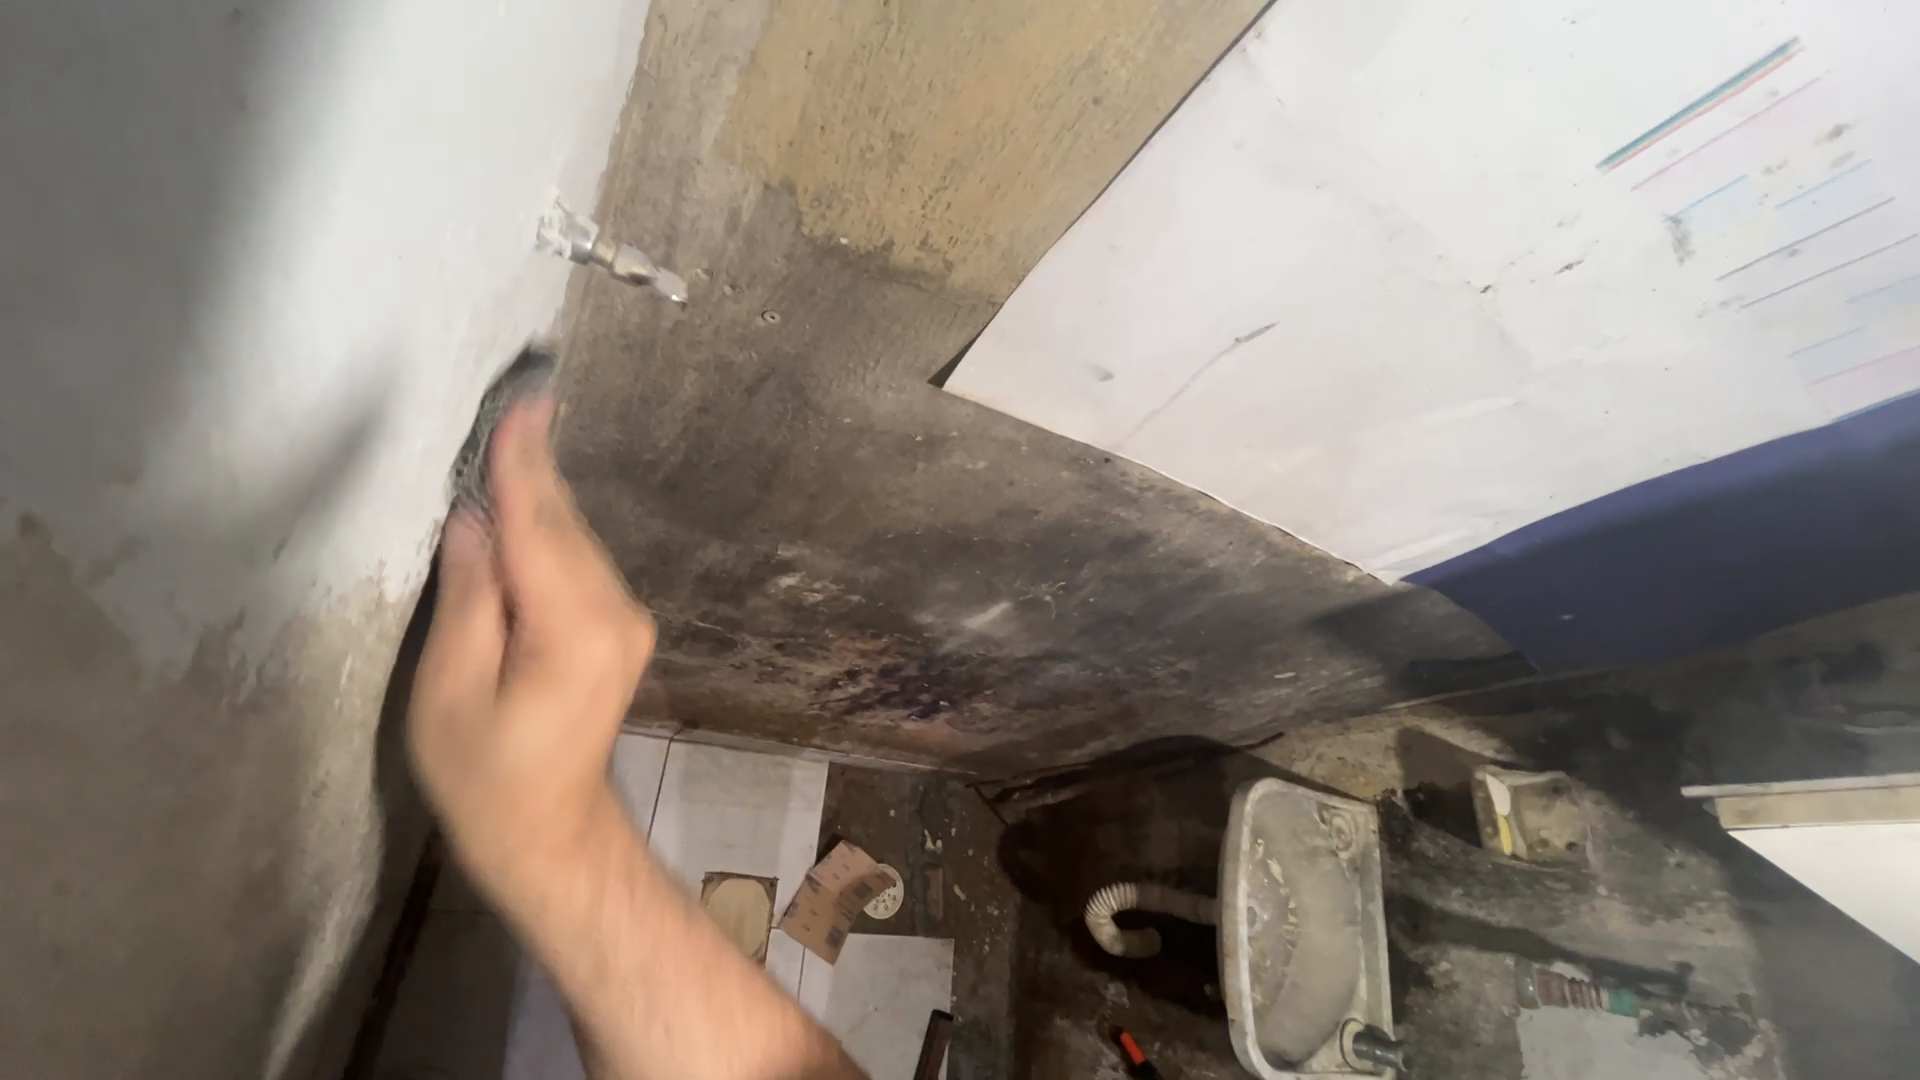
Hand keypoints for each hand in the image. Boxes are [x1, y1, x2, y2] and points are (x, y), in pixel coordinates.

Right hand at [408, 398, 656, 891]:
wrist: (548, 821)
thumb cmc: (483, 772)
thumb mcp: (450, 690)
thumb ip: (470, 598)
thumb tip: (476, 520)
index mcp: (575, 632)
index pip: (542, 530)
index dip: (527, 467)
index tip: (526, 406)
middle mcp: (618, 617)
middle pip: (567, 529)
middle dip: (539, 470)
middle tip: (524, 403)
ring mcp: (630, 622)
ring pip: (579, 543)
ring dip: (545, 499)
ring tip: (518, 439)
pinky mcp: (625, 630)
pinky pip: (584, 566)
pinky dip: (555, 533)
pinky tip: (533, 507)